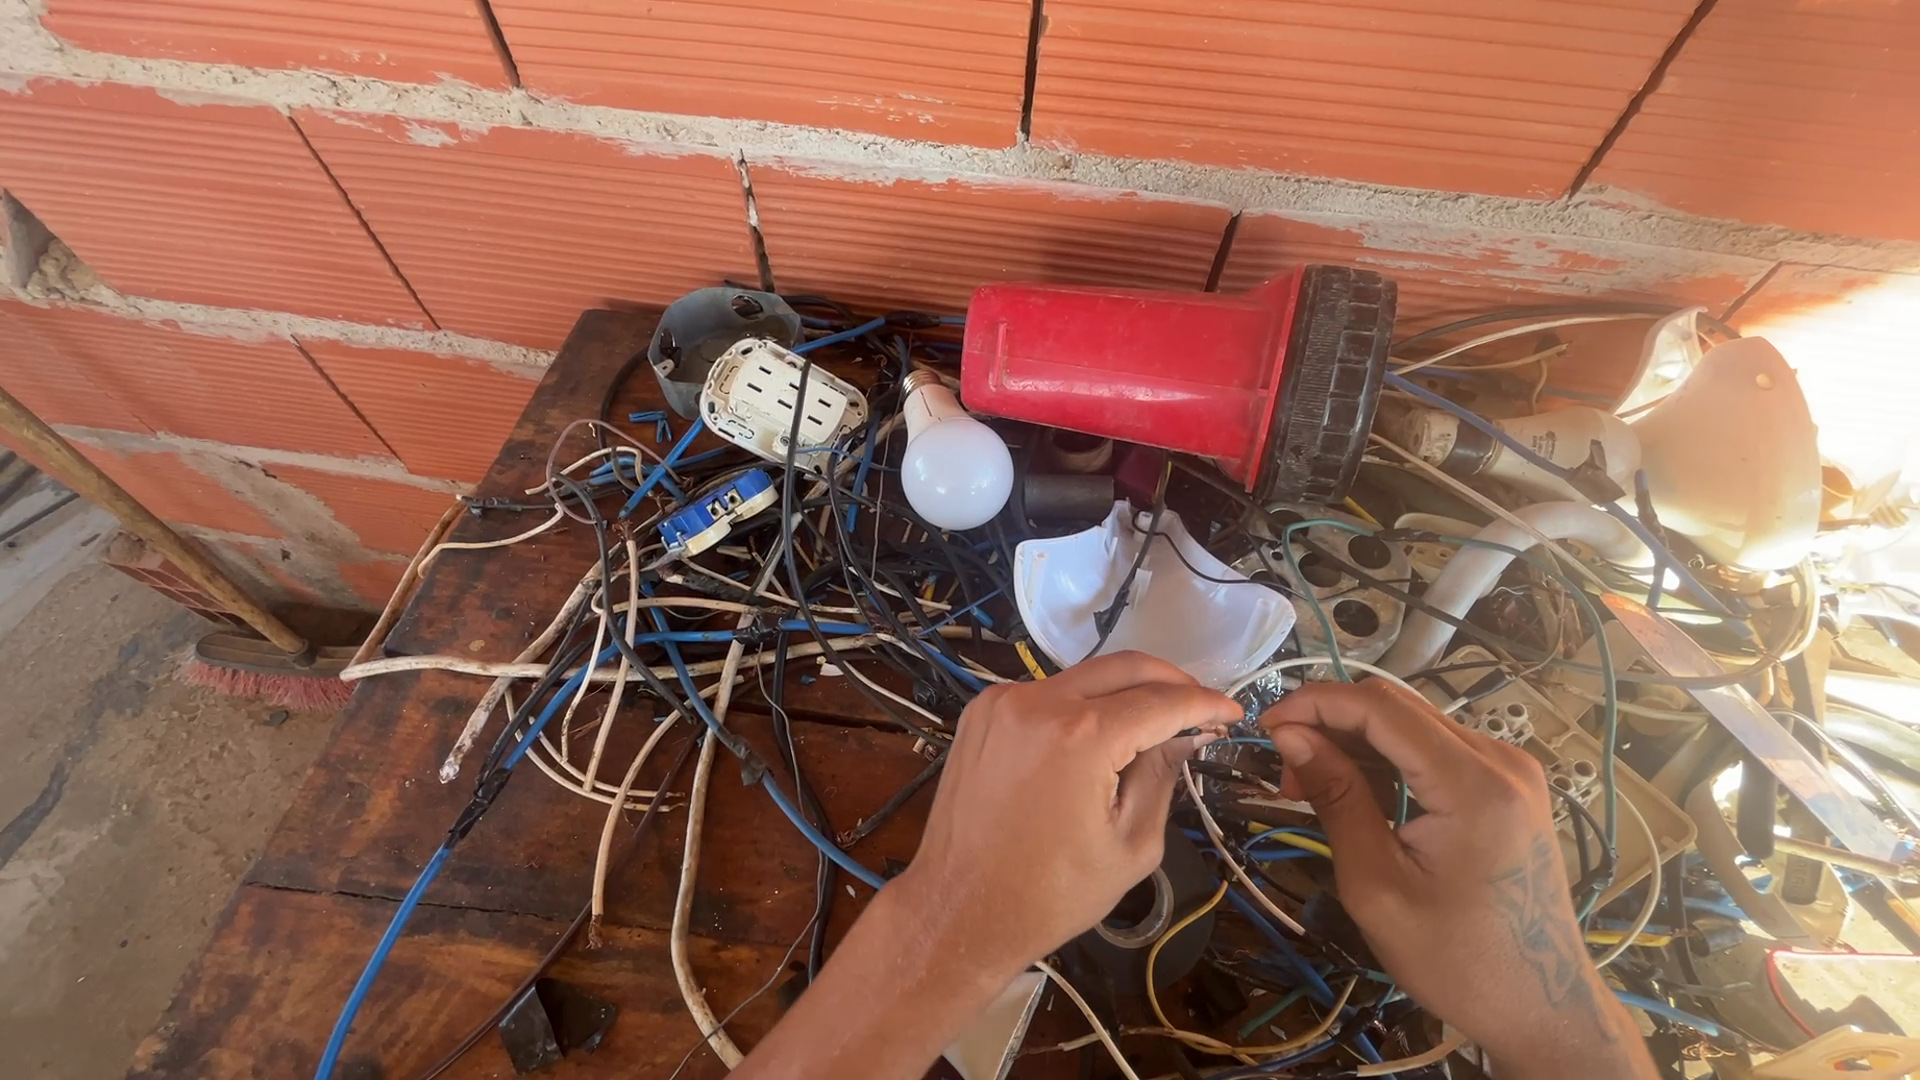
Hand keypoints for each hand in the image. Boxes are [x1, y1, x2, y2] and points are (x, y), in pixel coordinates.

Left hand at [894, 651, 1241, 981]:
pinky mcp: (980, 710)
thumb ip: (1161, 778)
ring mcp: (1002, 700)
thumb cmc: (1051, 893)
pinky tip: (1093, 734)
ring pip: (1081, 676)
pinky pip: (1044, 693)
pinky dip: (1077, 704)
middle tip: (1198, 704)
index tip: (1232, 710)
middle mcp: (1039, 700)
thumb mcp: (1130, 846)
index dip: (1203, 703)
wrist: (959, 907)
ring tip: (1152, 722)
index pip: (1160, 701)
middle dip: (1169, 680)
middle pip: (1121, 667)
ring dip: (1122, 691)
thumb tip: (1182, 736)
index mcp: (1081, 735)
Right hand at [1263, 681, 1654, 1079]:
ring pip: (1407, 720)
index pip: (1378, 707)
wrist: (1544, 1012)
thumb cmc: (1454, 958)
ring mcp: (1508, 769)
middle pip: (1393, 704)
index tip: (1265, 726)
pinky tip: (1356, 789)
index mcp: (1473, 785)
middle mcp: (1499, 760)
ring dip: (1350, 739)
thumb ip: (1335, 796)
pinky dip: (1381, 755)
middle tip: (1286, 768)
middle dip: (1327, 721)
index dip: (1313, 704)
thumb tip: (1288, 733)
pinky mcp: (1505, 783)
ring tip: (1312, 785)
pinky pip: (1428, 744)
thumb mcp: (1374, 882)